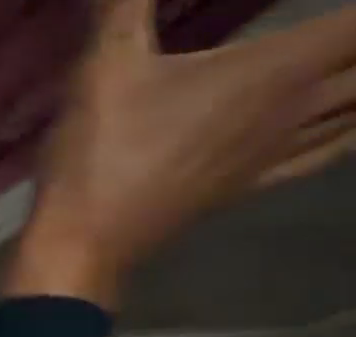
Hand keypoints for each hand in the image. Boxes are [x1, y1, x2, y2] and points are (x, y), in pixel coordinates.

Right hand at [11, 0, 355, 305]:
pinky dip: (352, 128)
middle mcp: (299, 106)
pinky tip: (347, 121)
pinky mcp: (251, 185)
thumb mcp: (104, 71)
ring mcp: (278, 151)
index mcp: (280, 69)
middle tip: (351, 34)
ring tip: (354, 69)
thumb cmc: (98, 153)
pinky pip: (331, 150)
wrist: (81, 240)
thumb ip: (125, 10)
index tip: (350, 8)